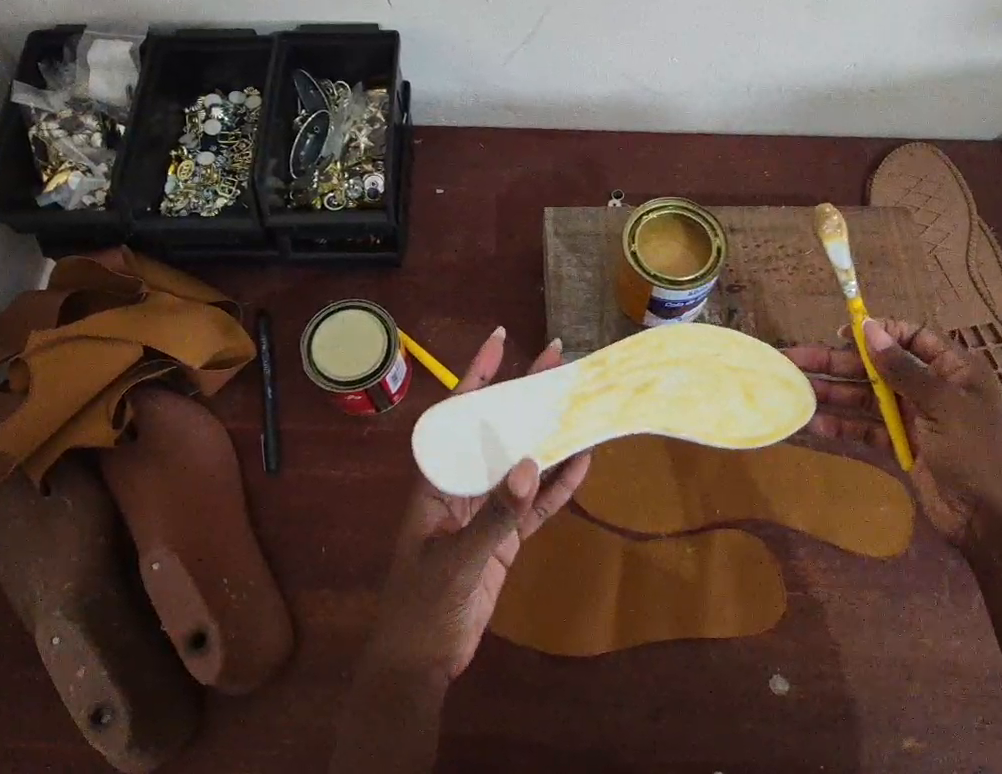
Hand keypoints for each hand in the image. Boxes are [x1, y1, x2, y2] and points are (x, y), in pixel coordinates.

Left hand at [361, 328, 591, 685]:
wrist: (418, 662)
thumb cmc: (421, 607)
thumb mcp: (455, 561)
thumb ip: (495, 516)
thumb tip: (532, 466)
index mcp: (436, 480)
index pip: (457, 414)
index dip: (477, 375)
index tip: (501, 339)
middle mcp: (461, 485)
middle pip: (497, 430)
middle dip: (524, 395)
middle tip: (558, 359)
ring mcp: (485, 511)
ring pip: (522, 462)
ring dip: (548, 436)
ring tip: (580, 402)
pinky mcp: (505, 539)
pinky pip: (536, 506)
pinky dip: (558, 487)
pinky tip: (583, 463)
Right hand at [786, 318, 1001, 548]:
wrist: (998, 521)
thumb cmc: (980, 453)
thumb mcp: (943, 405)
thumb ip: (903, 368)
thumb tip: (869, 327)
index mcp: (954, 369)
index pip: (912, 337)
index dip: (877, 332)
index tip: (841, 334)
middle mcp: (932, 389)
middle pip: (878, 367)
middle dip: (837, 363)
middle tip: (795, 359)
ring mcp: (916, 419)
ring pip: (866, 398)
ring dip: (833, 394)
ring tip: (796, 391)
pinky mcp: (903, 447)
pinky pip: (867, 429)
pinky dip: (843, 426)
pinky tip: (815, 425)